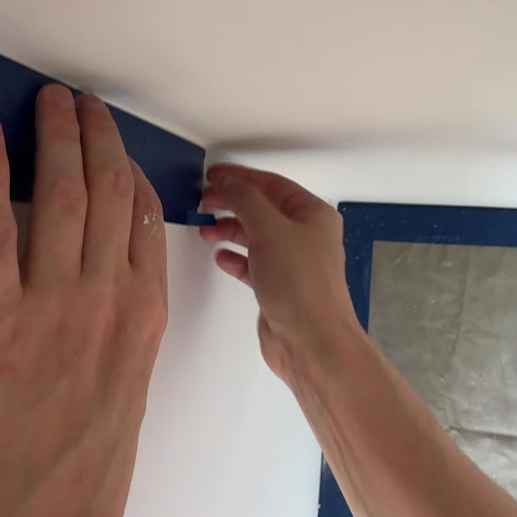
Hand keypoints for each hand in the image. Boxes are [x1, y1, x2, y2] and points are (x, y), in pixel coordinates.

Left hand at [0, 84, 168, 516]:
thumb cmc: (78, 476)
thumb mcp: (121, 393)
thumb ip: (118, 333)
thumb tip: (102, 296)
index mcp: (142, 317)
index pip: (144, 221)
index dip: (129, 171)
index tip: (116, 145)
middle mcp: (108, 299)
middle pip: (109, 194)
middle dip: (95, 138)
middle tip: (80, 102)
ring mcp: (53, 305)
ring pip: (63, 196)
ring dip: (55, 139)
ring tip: (46, 102)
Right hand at [199, 164, 359, 382]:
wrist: (310, 340)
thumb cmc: (298, 281)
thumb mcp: (270, 228)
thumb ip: (245, 199)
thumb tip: (226, 181)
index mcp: (313, 214)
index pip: (273, 185)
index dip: (241, 177)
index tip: (211, 175)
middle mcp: (306, 235)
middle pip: (263, 208)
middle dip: (232, 202)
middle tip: (202, 201)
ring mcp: (293, 262)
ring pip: (256, 236)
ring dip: (230, 229)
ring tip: (205, 229)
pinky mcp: (279, 287)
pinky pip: (254, 263)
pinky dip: (236, 257)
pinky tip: (220, 257)